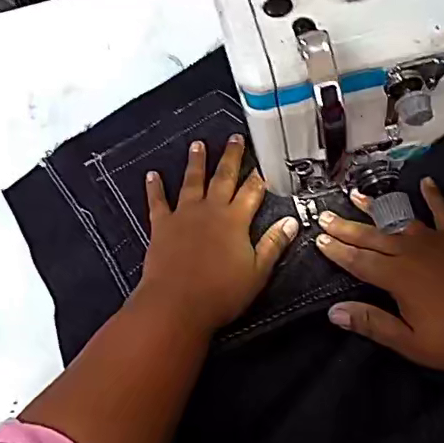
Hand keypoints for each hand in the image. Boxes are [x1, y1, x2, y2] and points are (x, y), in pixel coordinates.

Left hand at [135, 135, 298, 335]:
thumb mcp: (257, 272)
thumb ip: (274, 244)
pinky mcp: (161, 225)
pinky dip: (154, 188)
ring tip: (198, 144)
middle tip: (235, 138)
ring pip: (192, 181)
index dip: (259, 177)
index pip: (252, 192)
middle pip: (223, 177)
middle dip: (231, 157)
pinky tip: (151, 175)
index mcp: (236, 220)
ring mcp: (184, 215)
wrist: (175, 304)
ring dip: (196, 162)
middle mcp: (211, 210)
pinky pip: (157, 202)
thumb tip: (292, 222)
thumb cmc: (220, 292)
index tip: (263, 164)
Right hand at [316, 179, 443, 385]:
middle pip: (372, 236)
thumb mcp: (409, 342)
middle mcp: (414, 252)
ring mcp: (438, 243)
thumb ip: (371, 322)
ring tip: (356, 195)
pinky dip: (434, 197)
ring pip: (400, 220)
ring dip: (376, 208)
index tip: (319, 239)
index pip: (358, 260)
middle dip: (346, 226)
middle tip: (325, 216)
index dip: (337, 250)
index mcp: (398, 277)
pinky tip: (427, 183)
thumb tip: (335, 311)